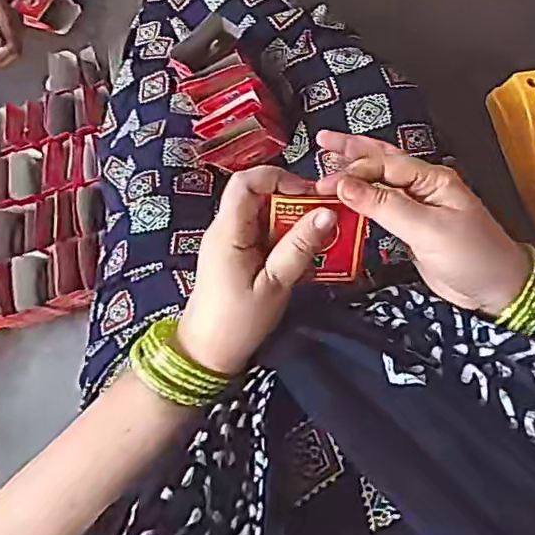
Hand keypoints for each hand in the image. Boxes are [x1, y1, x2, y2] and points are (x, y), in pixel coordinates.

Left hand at [174, 166, 337, 374]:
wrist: (206, 355)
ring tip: (320, 241)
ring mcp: (231, 241)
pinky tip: (304, 260)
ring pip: (266, 215)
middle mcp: (226, 228)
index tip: (309, 195)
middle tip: (325, 220)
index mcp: (228, 231)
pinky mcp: (238, 254)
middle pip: (260, 196)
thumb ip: (300, 247)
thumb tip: (327, 213)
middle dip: (295, 203)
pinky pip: (265, 234)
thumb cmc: (237, 322)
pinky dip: (287, 240)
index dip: (278, 178)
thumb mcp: (274, 285)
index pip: (246, 181)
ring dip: (294, 224)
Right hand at [313, 131, 529, 315]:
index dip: (354, 170)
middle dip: (352, 149)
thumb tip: (346, 186)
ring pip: (379, 180)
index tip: (326, 183)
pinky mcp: (411, 228)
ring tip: (328, 158)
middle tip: (323, 140)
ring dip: (354, 169)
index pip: (385, 164)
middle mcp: (423, 186)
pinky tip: (346, 195)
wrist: (498, 291)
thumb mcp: (428, 230)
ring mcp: (417, 206)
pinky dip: (360, 198)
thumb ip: (385, 206)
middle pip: (382, 160)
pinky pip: (380, 206)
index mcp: (432, 178)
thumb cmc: (474, 257)